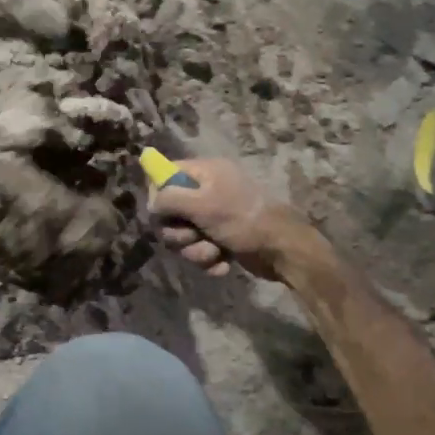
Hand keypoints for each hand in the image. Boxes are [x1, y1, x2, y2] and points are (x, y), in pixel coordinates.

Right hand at [147, 157, 307, 278]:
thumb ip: (170, 199)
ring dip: (196, 250)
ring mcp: (214, 218)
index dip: (159, 194)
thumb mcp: (202, 204)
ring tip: (215, 251)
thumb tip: (151, 203)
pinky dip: (210, 260)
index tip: (163, 212)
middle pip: (170, 212)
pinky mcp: (221, 241)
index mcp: (205, 173)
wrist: (283, 250)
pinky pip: (200, 251)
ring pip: (184, 237)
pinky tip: (225, 262)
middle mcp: (207, 192)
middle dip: (179, 232)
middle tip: (194, 235)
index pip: (166, 173)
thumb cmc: (243, 220)